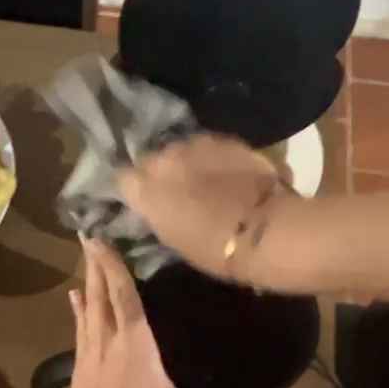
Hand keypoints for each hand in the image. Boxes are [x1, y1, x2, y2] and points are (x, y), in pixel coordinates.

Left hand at [60, 239, 270, 387]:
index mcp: (135, 347)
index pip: (124, 297)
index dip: (113, 266)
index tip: (103, 240)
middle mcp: (109, 342)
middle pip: (101, 294)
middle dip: (96, 263)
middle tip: (89, 233)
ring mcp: (90, 354)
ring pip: (87, 308)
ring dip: (87, 279)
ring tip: (85, 254)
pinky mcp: (79, 367)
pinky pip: (79, 328)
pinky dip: (78, 309)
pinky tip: (74, 297)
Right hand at [117, 134, 291, 282]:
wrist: (264, 230)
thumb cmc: (214, 249)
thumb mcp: (172, 238)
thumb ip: (157, 214)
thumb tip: (155, 205)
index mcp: (146, 189)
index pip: (123, 180)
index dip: (134, 189)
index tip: (143, 200)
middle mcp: (164, 159)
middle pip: (152, 160)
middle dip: (160, 172)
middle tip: (175, 191)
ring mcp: (195, 145)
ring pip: (180, 150)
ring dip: (186, 163)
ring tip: (202, 180)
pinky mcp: (225, 139)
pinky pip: (207, 147)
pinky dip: (211, 158)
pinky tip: (224, 173)